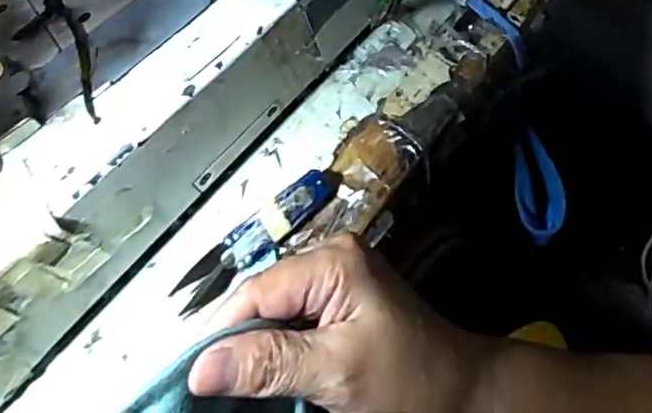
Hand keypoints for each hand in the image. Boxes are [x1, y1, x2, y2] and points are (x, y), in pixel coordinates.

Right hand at [188, 234, 484, 412]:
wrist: (461, 391)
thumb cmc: (408, 378)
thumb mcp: (335, 371)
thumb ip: (270, 363)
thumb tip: (202, 366)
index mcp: (333, 261)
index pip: (257, 291)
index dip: (220, 334)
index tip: (190, 381)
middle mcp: (332, 258)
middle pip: (263, 298)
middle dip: (235, 341)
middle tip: (205, 391)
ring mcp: (337, 279)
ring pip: (274, 311)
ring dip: (253, 349)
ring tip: (228, 389)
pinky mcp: (340, 303)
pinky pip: (293, 321)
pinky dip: (275, 350)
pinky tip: (262, 378)